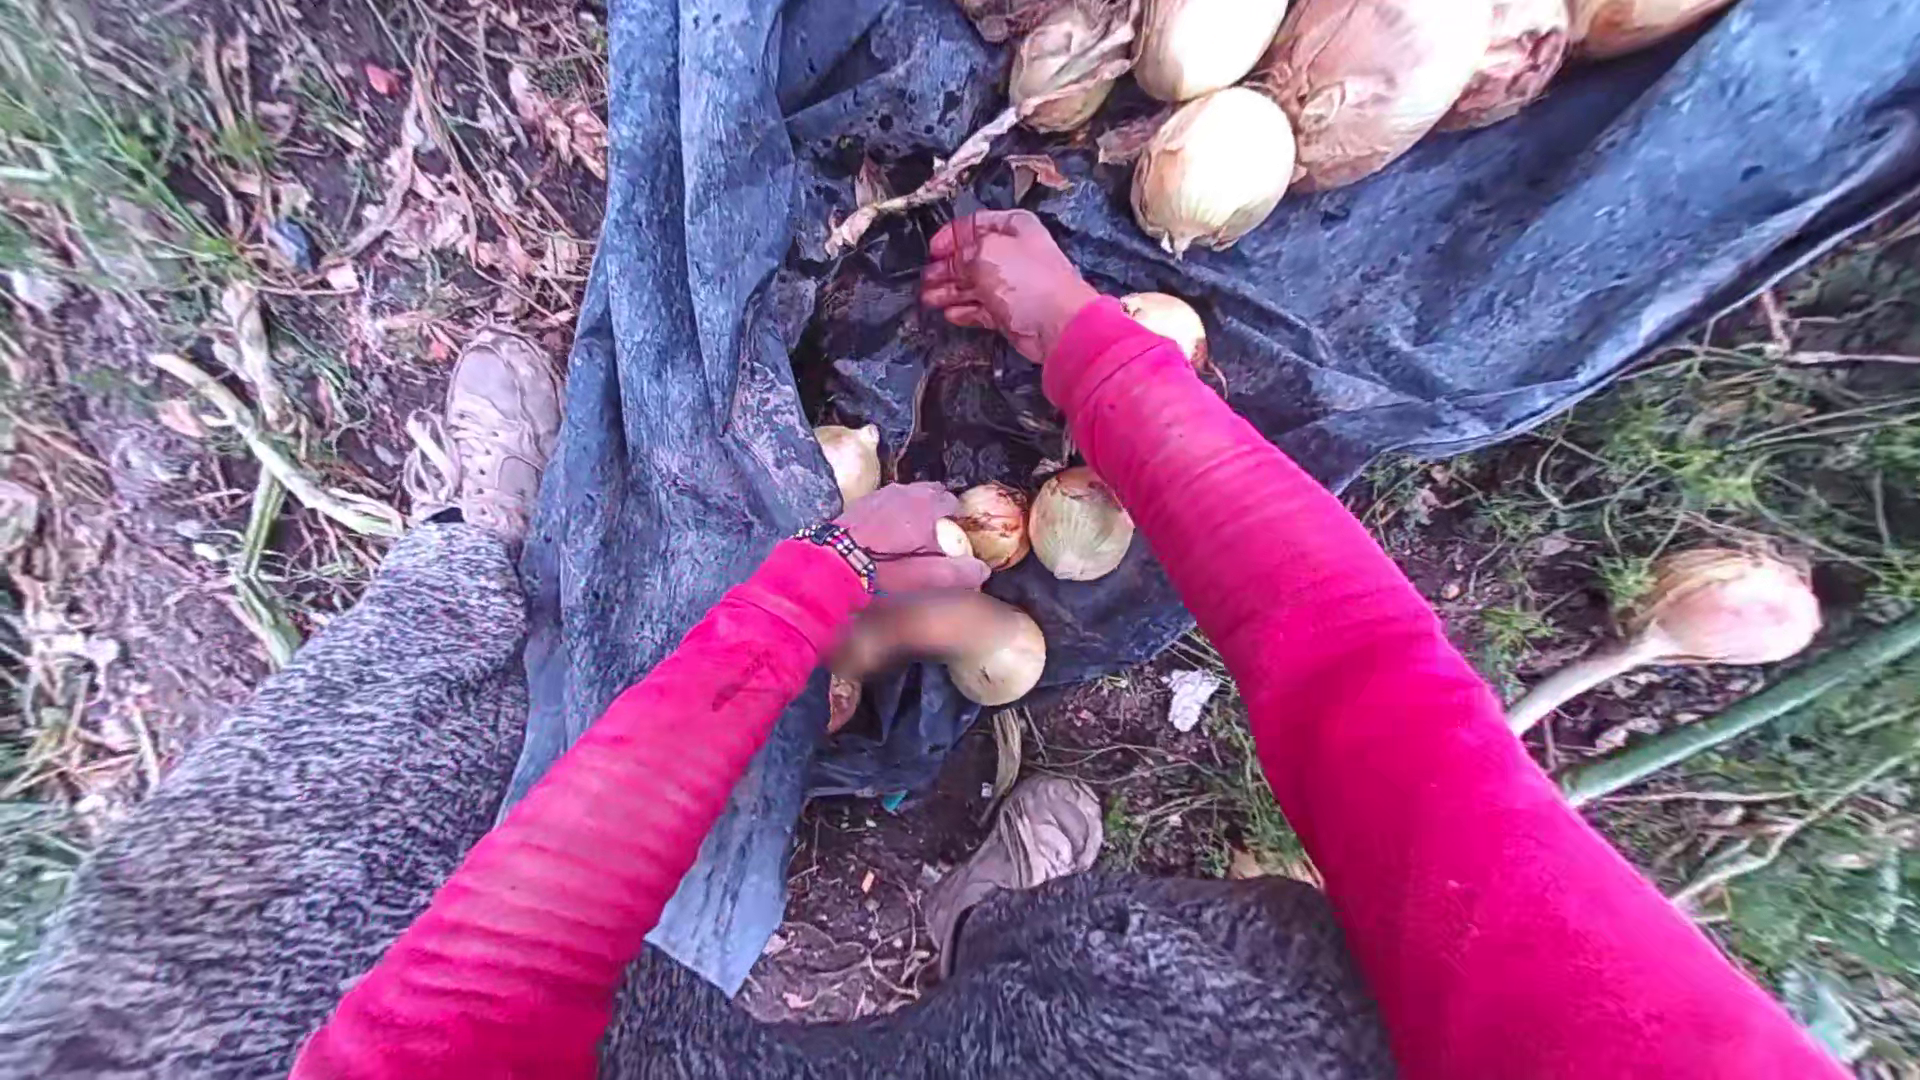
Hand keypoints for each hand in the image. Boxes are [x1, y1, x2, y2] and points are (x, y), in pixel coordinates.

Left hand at [835, 482, 989, 594]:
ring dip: (918, 506)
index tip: (954, 537)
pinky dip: (899, 507)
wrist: (831, 561)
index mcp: (926, 507)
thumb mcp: (921, 577)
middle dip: (939, 508)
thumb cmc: (880, 570)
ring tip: (914, 531)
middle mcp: (907, 492)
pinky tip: (891, 529)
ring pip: (912, 493)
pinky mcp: (867, 498)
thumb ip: (954, 572)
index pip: (953, 502)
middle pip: (934, 492)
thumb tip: (982, 570)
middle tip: (936, 534)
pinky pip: (893, 497)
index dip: (956, 520)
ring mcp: (885, 492)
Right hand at [919, 210, 1101, 363]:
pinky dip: (964, 311)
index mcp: (1012, 228)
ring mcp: (1009, 285)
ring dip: (949, 292)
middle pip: (970, 258)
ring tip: (928, 299)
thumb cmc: (1026, 281)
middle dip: (945, 268)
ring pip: (972, 286)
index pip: (974, 225)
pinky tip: (949, 313)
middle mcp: (1011, 254)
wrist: (1056, 324)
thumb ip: (962, 255)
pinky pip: (980, 309)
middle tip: (926, 279)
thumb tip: (951, 264)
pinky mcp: (1007, 313)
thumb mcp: (985, 254)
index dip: (950, 237)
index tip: (932, 251)